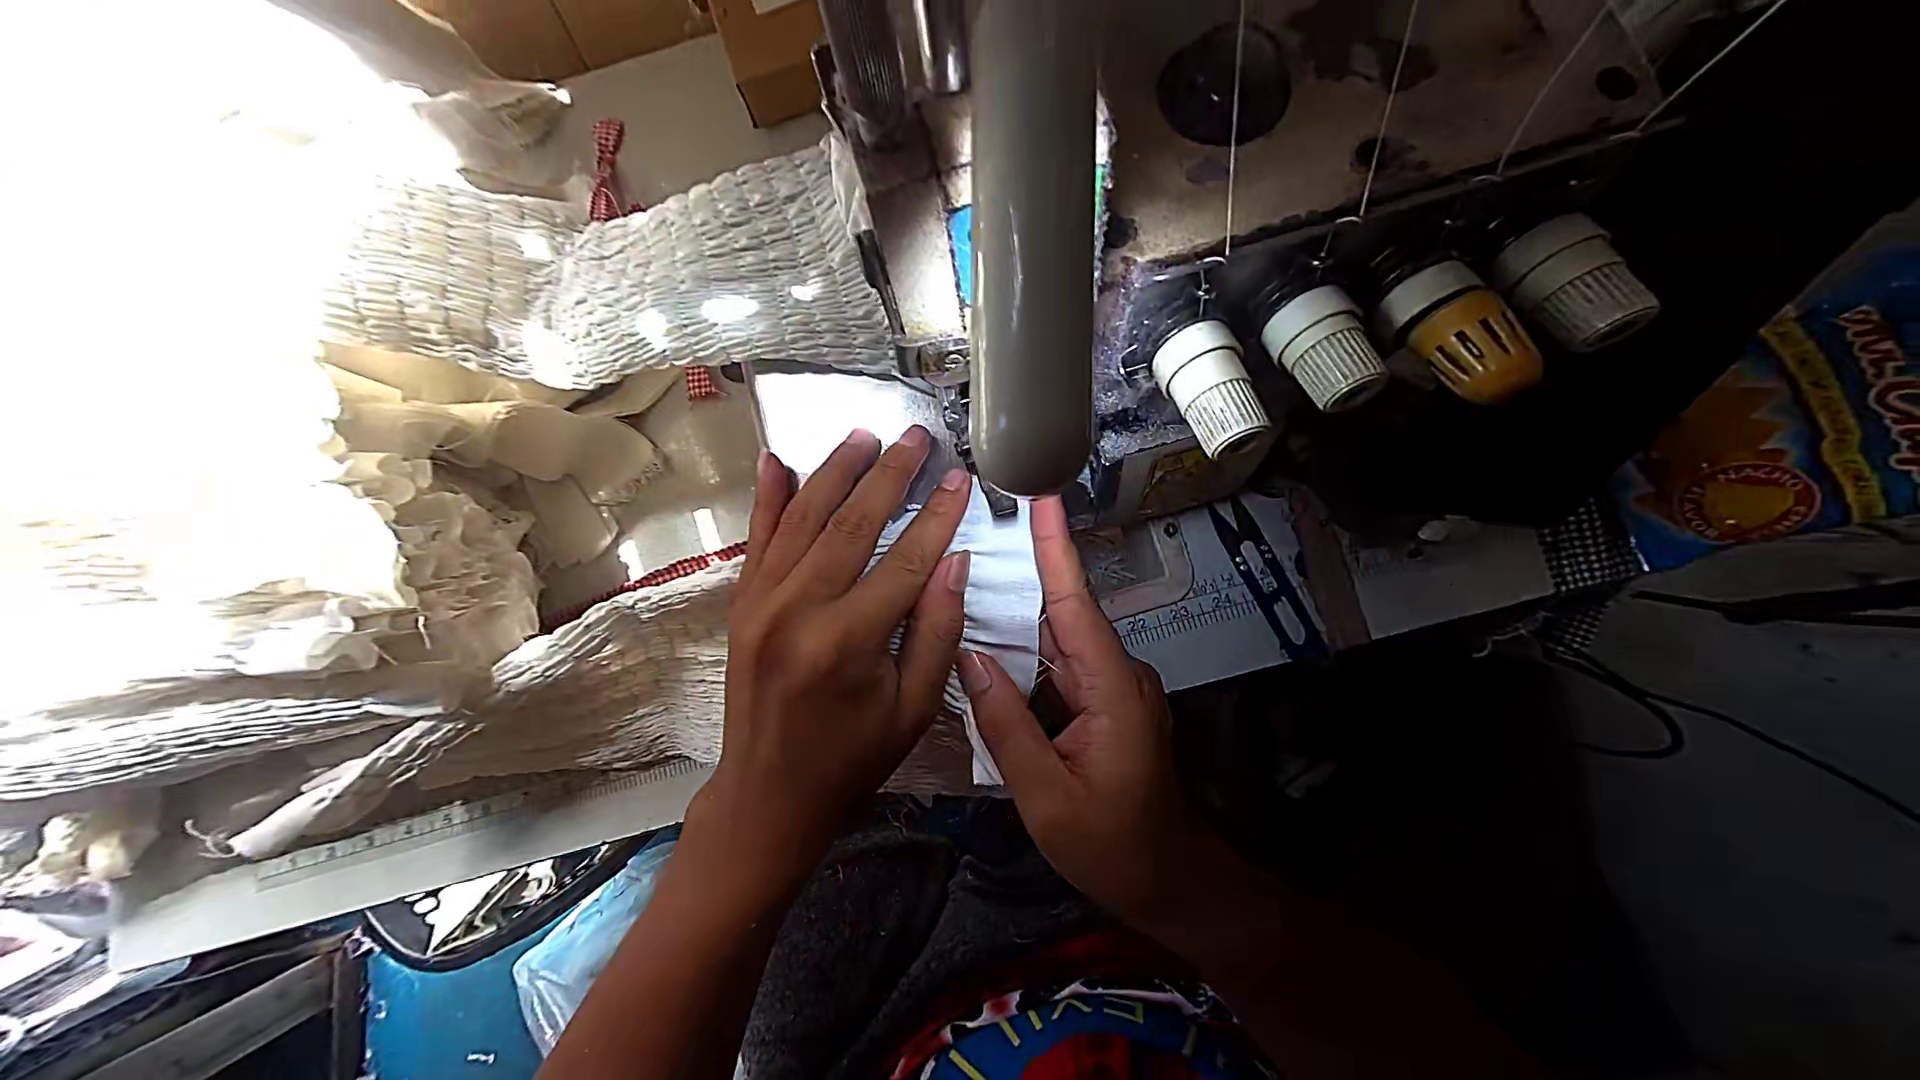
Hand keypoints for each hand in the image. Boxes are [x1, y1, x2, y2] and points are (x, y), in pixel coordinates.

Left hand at [695, 425, 972, 877]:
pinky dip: (769, 497)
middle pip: (852, 524)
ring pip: (803, 518)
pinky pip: (758, 539)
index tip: (959, 479)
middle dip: (889, 475)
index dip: (938, 516)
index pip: (904, 561)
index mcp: (847, 642)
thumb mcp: (913, 709)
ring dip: (835, 472)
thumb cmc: (851, 758)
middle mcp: (797, 610)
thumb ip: (936, 631)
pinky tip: (777, 460)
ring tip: (864, 435)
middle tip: (915, 437)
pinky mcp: (742, 604)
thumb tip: (954, 559)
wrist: (767, 794)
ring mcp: (761, 602)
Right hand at [959, 496, 1239, 931]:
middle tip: (980, 529)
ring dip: (1021, 607)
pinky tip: (992, 634)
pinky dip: (1027, 646)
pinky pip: (1060, 662)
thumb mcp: (1047, 797)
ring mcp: (1113, 687)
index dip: (1056, 550)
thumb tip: (970, 657)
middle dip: (1026, 566)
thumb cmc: (1112, 845)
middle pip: (1065, 611)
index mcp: (1112, 689)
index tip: (1042, 499)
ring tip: (973, 573)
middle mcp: (1118, 674)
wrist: (1170, 878)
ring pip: (1060, 636)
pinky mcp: (1104, 701)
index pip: (1076, 606)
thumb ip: (1007, 726)